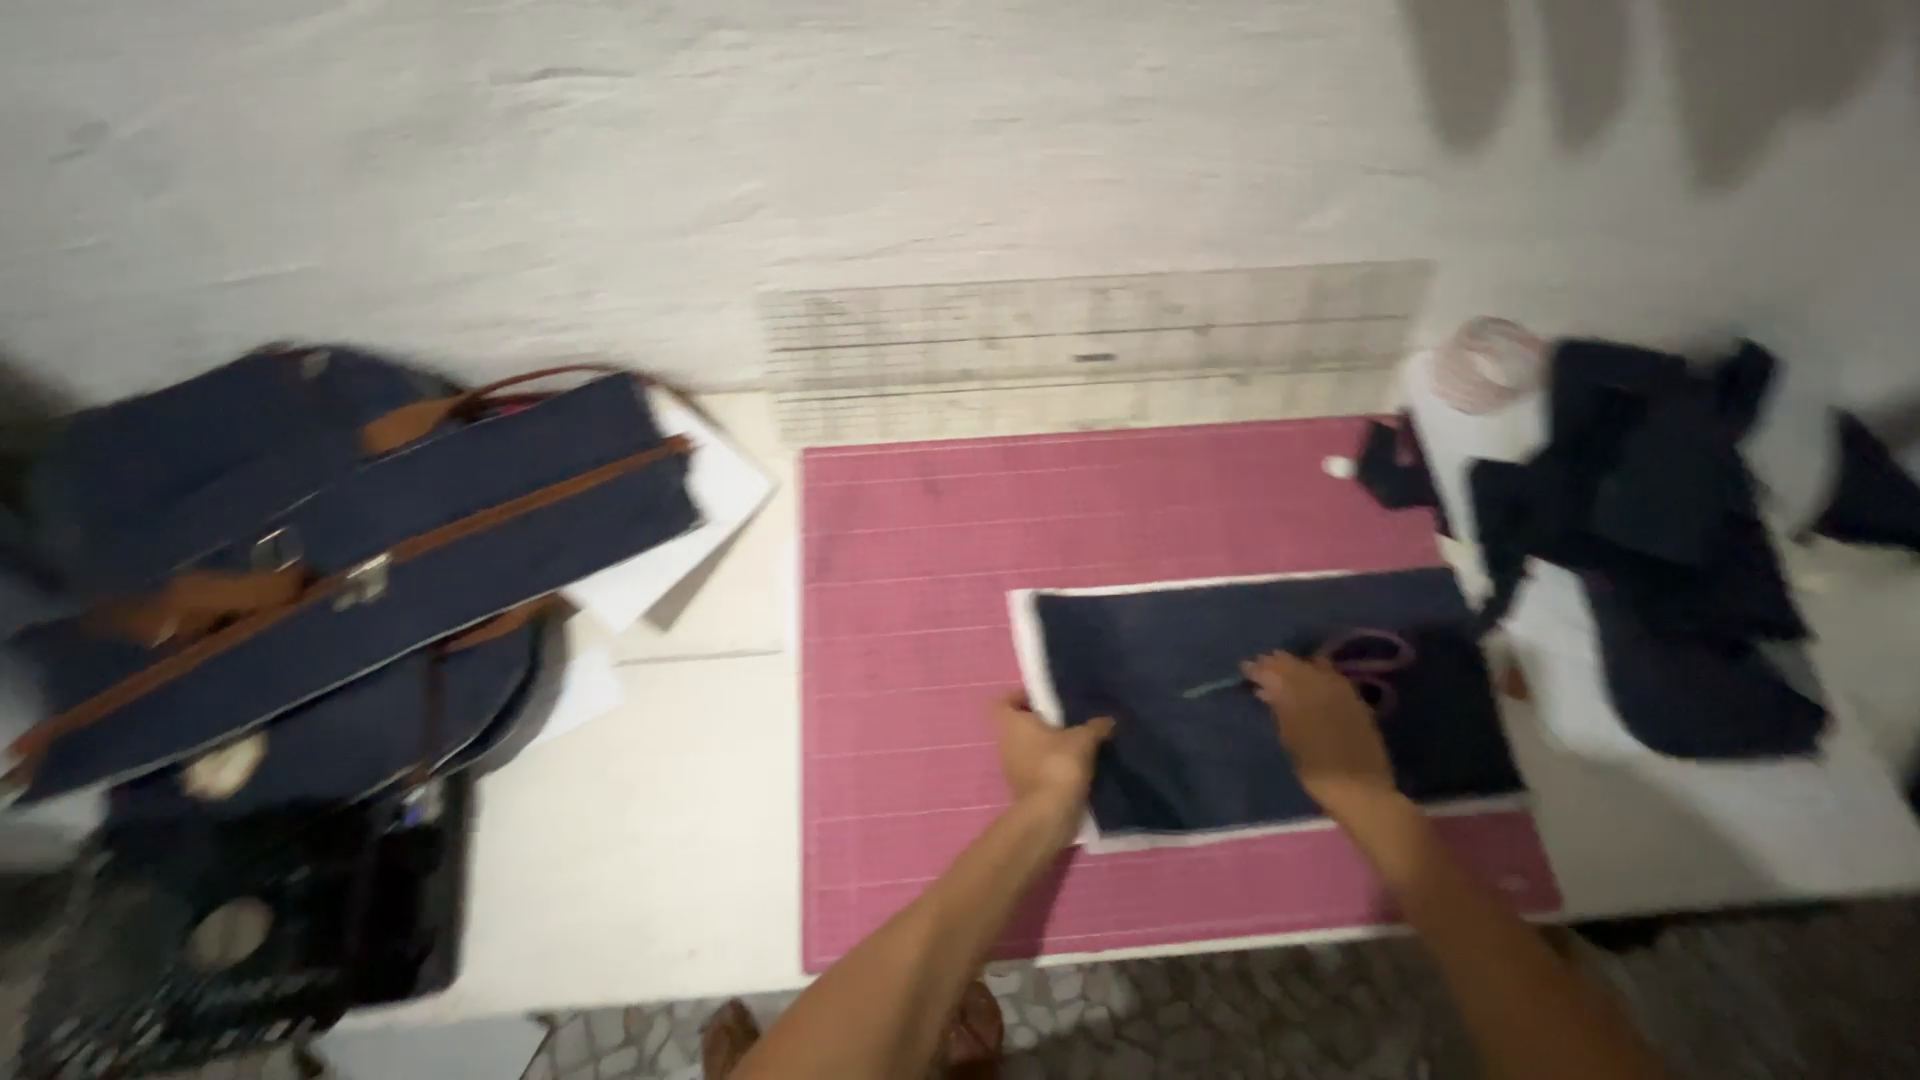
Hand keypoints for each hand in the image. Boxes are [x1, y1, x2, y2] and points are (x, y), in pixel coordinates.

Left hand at [992, 693, 1112, 841]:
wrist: (1050, 813)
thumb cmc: (1059, 764)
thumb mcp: (1083, 739)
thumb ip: (1095, 726)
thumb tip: (1108, 720)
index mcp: (1011, 723)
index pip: (1005, 702)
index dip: (1022, 697)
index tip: (1046, 700)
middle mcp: (1006, 743)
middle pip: (1020, 725)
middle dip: (1043, 723)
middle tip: (1069, 720)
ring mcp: (1013, 768)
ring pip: (1030, 748)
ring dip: (1049, 746)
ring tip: (1078, 743)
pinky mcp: (1025, 789)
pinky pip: (1038, 769)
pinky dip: (1053, 767)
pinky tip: (1077, 766)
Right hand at [1241, 651, 1398, 819]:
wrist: (1362, 791)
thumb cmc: (1316, 772)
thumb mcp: (1290, 741)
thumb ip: (1279, 709)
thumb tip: (1265, 689)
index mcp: (1301, 698)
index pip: (1275, 673)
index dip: (1259, 668)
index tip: (1245, 667)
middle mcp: (1323, 688)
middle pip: (1296, 666)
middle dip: (1276, 663)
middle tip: (1260, 662)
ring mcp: (1343, 693)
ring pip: (1315, 666)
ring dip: (1297, 665)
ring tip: (1282, 668)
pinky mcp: (1357, 701)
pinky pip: (1332, 677)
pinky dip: (1317, 672)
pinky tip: (1311, 679)